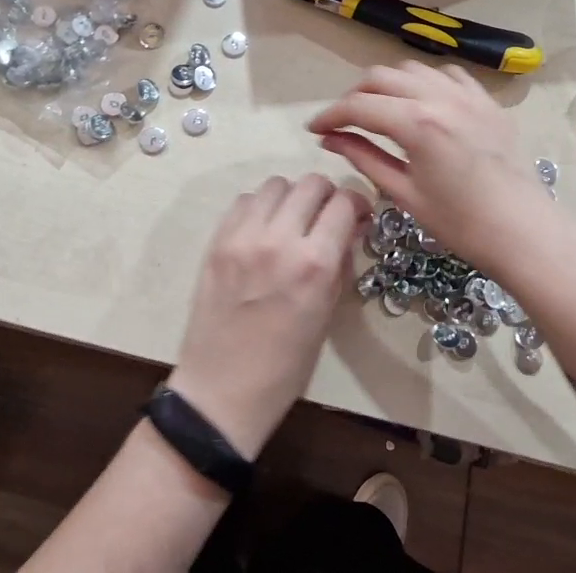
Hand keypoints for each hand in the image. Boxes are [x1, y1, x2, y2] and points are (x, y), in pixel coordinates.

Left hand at [167, 175, 365, 459]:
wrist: (222, 390)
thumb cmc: (285, 366)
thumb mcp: (327, 315)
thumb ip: (340, 264)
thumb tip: (349, 229)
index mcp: (315, 265)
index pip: (344, 203)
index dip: (357, 203)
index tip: (358, 214)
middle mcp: (279, 240)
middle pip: (311, 184)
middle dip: (327, 194)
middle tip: (328, 215)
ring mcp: (243, 237)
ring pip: (276, 185)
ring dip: (292, 196)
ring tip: (293, 220)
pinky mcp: (217, 242)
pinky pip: (244, 201)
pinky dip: (261, 207)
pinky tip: (264, 229)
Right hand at [308, 61, 552, 261]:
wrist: (523, 231)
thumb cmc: (460, 223)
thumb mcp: (404, 194)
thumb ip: (364, 158)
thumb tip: (331, 140)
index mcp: (416, 123)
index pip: (359, 106)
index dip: (330, 116)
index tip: (314, 130)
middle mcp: (439, 97)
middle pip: (381, 78)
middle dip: (355, 96)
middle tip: (343, 123)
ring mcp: (467, 95)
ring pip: (413, 70)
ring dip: (388, 85)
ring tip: (379, 110)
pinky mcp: (487, 101)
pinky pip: (448, 75)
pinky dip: (425, 82)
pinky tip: (421, 103)